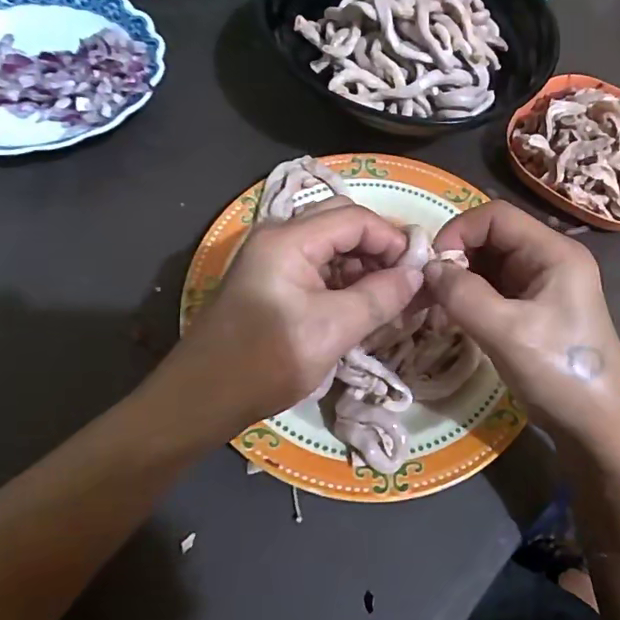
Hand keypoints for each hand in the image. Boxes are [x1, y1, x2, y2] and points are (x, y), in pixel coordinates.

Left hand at [167, 198, 422, 436]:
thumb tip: (417, 275)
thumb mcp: (334, 329)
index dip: (392, 240)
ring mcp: (271, 259)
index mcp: (288, 239)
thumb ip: (381, 296)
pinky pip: (316, 267)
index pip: (355, 218)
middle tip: (406, 282)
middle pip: (342, 224)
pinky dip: (343, 281)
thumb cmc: (266, 361)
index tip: (418, 271)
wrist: (200, 400)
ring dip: (363, 266)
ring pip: (331, 247)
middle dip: (379, 250)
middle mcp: (278, 238)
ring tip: (389, 299)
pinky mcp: (270, 282)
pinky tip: (361, 307)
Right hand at [423, 202, 619, 459]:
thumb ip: (463, 295)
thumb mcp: (507, 333)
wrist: (599, 430)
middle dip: (457, 256)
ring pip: (490, 264)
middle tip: (427, 288)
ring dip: (460, 278)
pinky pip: (495, 289)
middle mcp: (550, 260)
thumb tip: (428, 269)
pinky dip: (471, 297)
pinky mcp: (535, 310)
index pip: (497, 216)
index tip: (432, 264)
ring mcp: (543, 286)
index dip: (459, 230)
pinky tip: (451, 316)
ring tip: (434, 305)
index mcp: (555, 252)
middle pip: (493, 237)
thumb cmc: (561, 374)